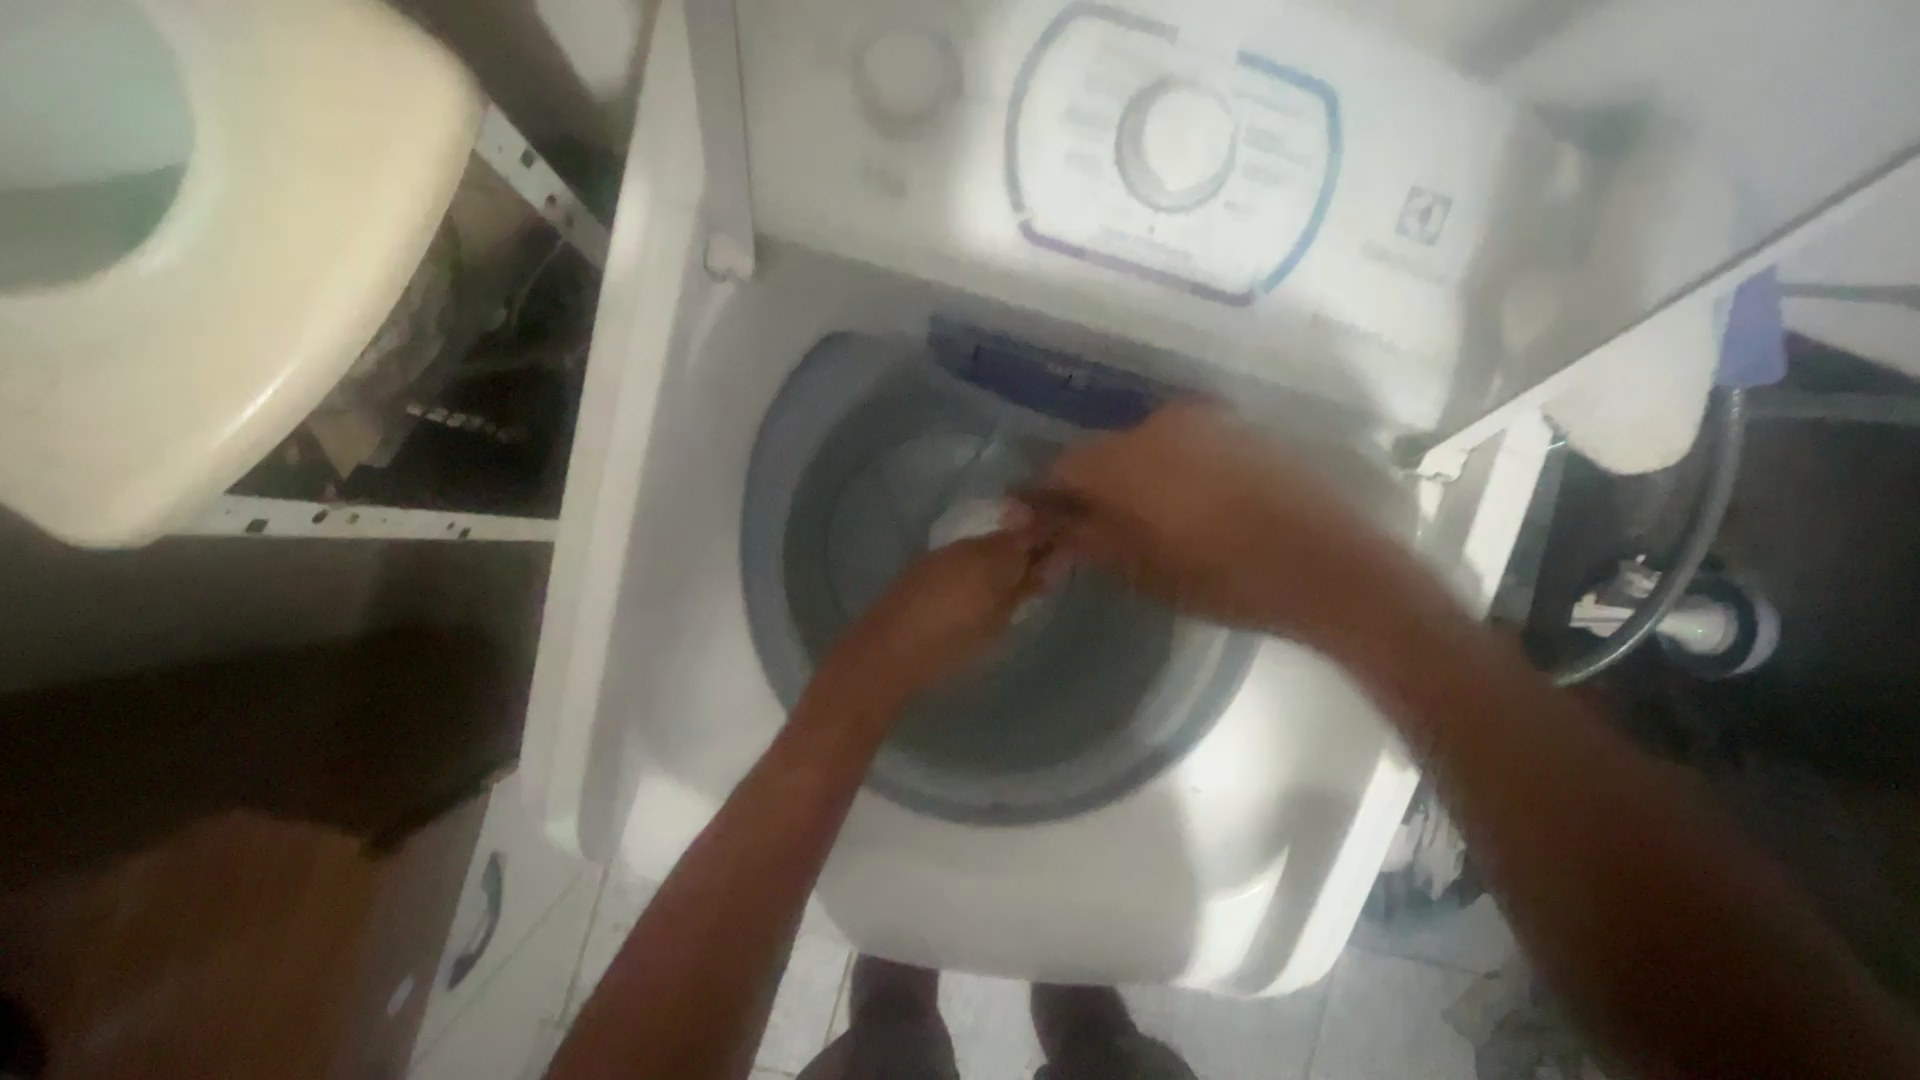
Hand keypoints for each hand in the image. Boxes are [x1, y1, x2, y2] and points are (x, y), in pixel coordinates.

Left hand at [817, 525, 1058, 707]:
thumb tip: (1052, 561)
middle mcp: (970, 542)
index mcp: (995, 553)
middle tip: (1049, 561)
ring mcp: (945, 551)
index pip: (1036, 528)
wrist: (887, 652)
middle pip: (1011, 532)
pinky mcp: (926, 565)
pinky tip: (984, 583)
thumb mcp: (999, 619)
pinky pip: (965, 554)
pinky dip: (981, 563)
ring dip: (1005, 552)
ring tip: (1019, 576)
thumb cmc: (951, 642)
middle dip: (1031, 540)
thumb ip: (1027, 586)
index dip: (1055, 531)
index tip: (1072, 540)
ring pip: (986, 543)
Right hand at [1023, 403, 1407, 638]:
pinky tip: (1195, 506)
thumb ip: (1081, 536)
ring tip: (1152, 523)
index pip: (1060, 467)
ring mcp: (1204, 419)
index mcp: (1124, 458)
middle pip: (1103, 452)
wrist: (1330, 564)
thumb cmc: (1223, 577)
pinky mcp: (1241, 426)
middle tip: (1100, 532)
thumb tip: (1033, 516)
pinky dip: (1174, 469)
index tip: (1043, 527)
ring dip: (1135, 477)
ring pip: (1146, 445)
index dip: (1045, 498)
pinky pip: (1186, 443)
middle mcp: (1157, 422)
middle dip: (1092, 488)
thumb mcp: (1139, 568)